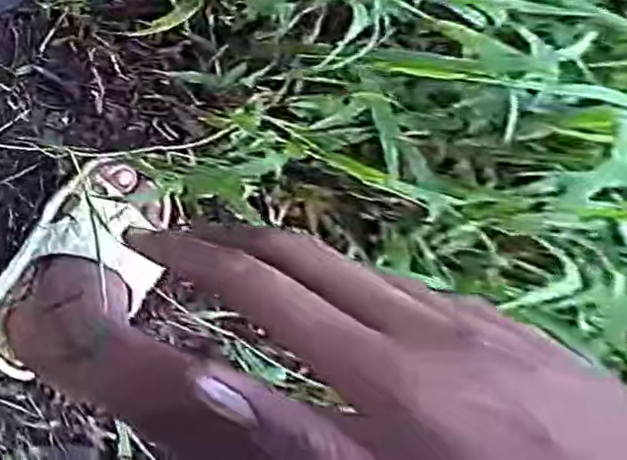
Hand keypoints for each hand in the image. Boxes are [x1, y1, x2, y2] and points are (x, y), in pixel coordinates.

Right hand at [125, 226, 626, 459]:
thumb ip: (298, 434)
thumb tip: (198, 373)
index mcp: (388, 375)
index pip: (251, 281)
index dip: (183, 252)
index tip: (140, 240)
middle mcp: (424, 329)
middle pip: (293, 248)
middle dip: (222, 234)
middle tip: (177, 240)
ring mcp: (481, 325)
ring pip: (351, 262)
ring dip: (286, 257)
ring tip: (252, 272)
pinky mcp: (528, 335)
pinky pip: (414, 287)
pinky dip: (357, 284)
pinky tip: (362, 315)